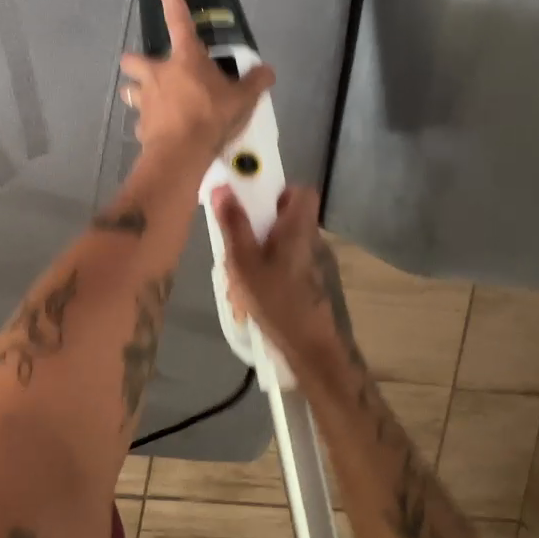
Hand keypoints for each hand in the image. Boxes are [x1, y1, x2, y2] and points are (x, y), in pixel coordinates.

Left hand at [119, 0, 274, 168]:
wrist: (181, 153)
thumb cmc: (211, 117)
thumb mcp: (243, 99)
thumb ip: (256, 82)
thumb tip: (267, 71)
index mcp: (184, 59)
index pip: (178, 20)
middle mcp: (157, 75)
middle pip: (133, 60)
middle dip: (136, 62)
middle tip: (150, 70)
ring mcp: (145, 100)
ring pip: (130, 90)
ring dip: (137, 92)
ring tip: (151, 101)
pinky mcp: (140, 126)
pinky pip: (142, 122)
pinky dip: (149, 125)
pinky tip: (160, 132)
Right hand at [212, 185, 362, 376]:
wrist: (313, 350)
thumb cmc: (278, 301)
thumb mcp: (245, 262)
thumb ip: (234, 225)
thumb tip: (222, 187)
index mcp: (298, 229)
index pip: (302, 192)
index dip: (278, 190)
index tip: (252, 201)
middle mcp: (312, 241)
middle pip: (288, 218)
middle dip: (259, 225)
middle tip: (235, 241)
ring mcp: (316, 264)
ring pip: (285, 244)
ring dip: (262, 252)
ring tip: (239, 275)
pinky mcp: (314, 285)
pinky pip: (289, 265)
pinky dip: (271, 271)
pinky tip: (255, 295)